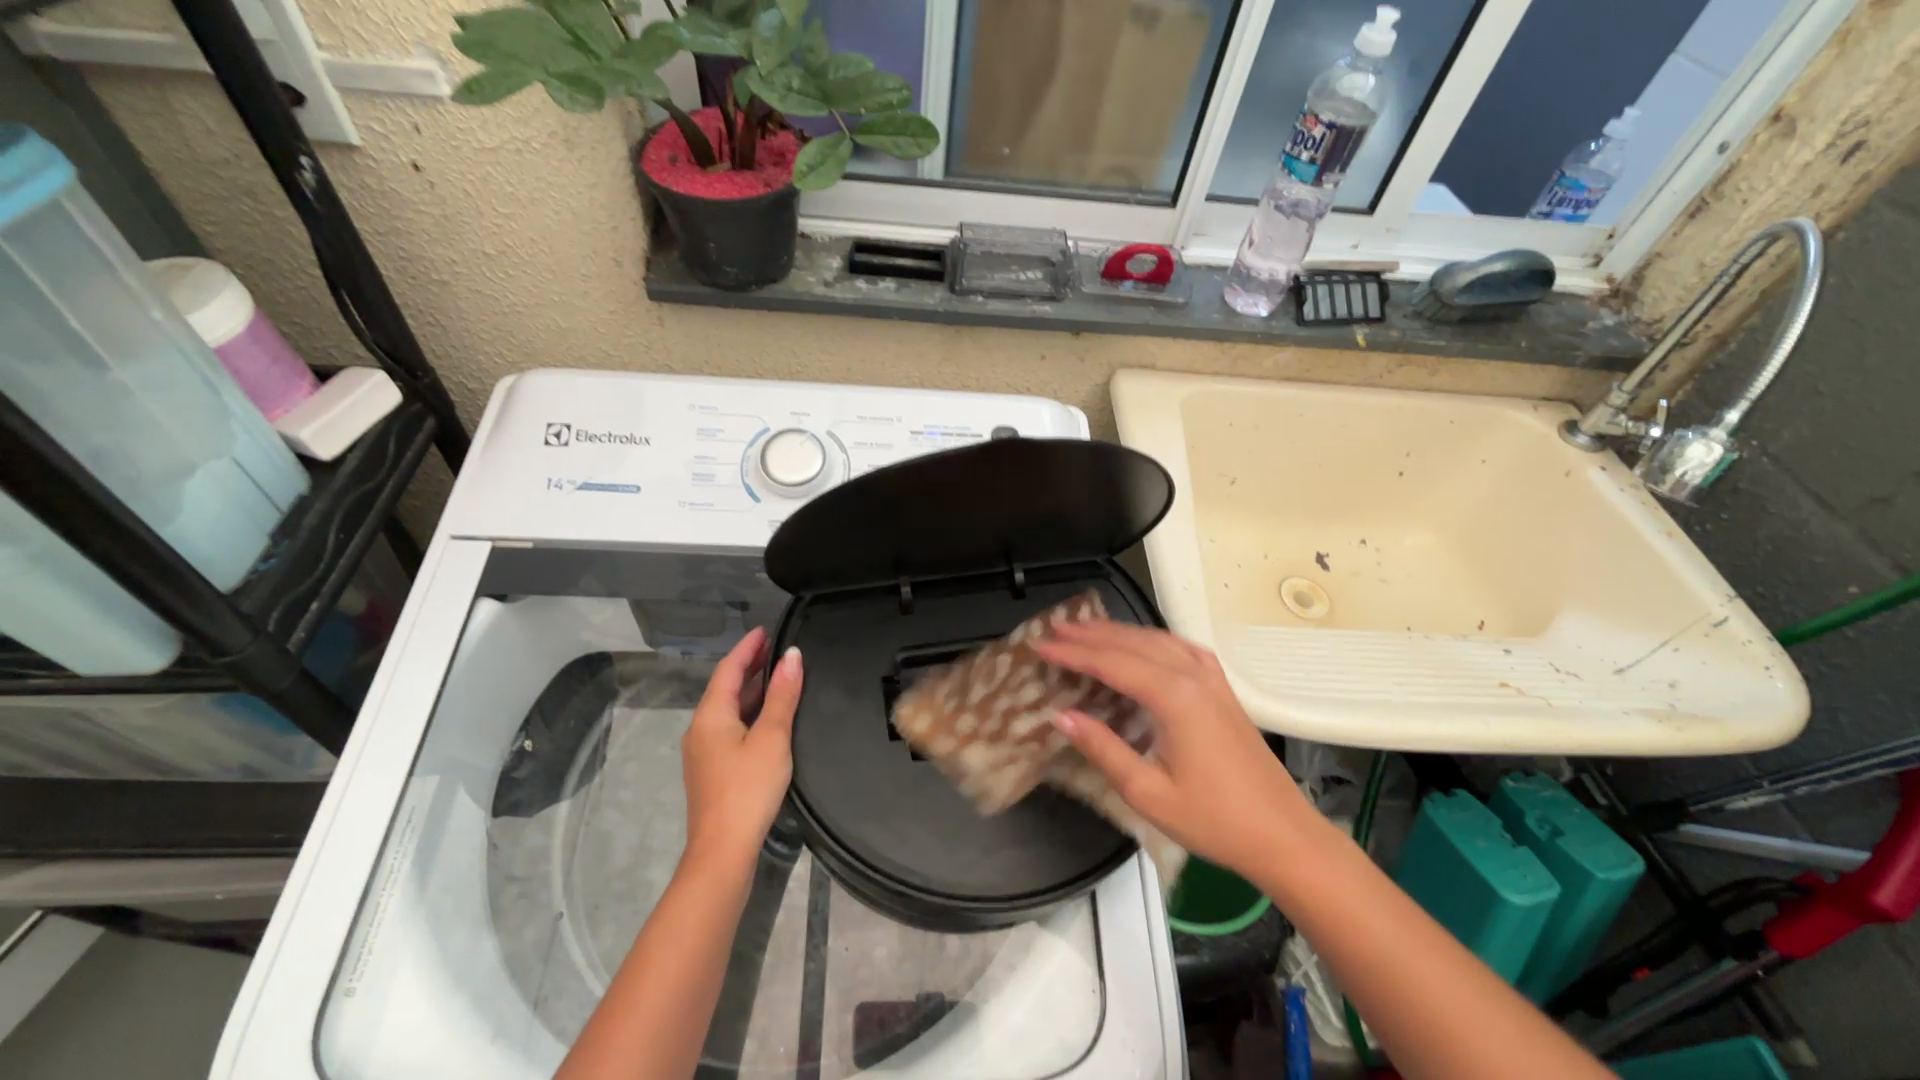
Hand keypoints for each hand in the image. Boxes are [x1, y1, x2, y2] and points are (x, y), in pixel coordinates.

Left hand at [682, 626, 801, 864]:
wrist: (722, 848)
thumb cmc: (748, 788)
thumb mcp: (772, 737)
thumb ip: (783, 696)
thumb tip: (792, 657)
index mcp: (711, 715)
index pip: (729, 670)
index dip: (747, 649)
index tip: (765, 631)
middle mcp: (701, 729)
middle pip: (725, 688)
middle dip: (749, 667)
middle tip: (775, 649)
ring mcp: (703, 752)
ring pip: (728, 711)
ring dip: (750, 691)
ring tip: (777, 677)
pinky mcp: (712, 771)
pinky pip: (730, 729)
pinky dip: (748, 713)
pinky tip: (767, 719)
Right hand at [1033, 620, 1308, 877]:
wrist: (1282, 835)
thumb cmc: (1214, 820)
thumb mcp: (1148, 792)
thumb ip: (1104, 749)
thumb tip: (1062, 717)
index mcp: (1175, 698)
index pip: (1112, 663)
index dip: (1073, 653)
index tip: (1040, 645)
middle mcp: (1194, 678)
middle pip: (1135, 643)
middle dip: (1092, 634)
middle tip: (1055, 628)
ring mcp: (1214, 682)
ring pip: (1160, 641)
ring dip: (1121, 633)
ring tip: (1087, 629)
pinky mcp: (1224, 693)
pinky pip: (1183, 650)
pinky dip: (1155, 641)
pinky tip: (1145, 645)